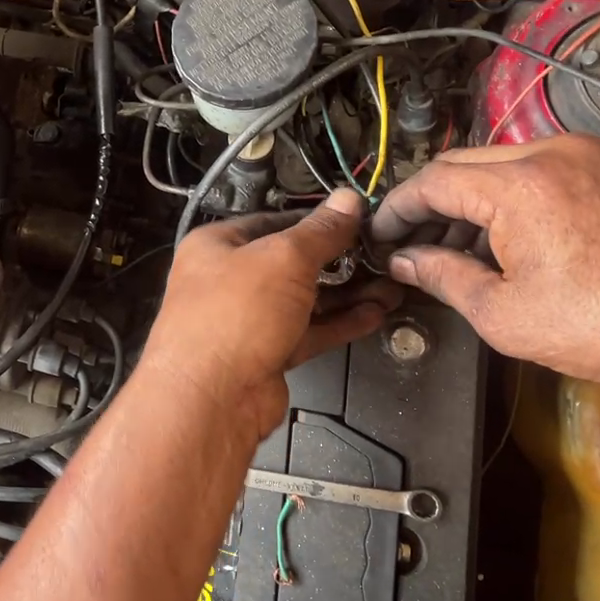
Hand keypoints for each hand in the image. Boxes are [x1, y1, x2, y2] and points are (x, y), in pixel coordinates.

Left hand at [141, 188, 401, 437]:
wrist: (211, 398)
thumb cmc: (231, 316)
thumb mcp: (283, 259)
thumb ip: (320, 232)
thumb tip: (347, 202)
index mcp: (216, 245)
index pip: (271, 221)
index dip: (313, 220)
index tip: (353, 218)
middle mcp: (227, 280)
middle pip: (290, 262)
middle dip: (337, 260)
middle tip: (378, 254)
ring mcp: (247, 320)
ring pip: (303, 299)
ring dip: (346, 293)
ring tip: (388, 285)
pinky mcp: (266, 354)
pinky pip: (308, 331)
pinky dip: (339, 323)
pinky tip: (372, 314)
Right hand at [369, 134, 599, 409]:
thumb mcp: (505, 314)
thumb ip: (443, 277)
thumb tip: (406, 262)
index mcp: (519, 184)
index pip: (431, 181)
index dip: (397, 209)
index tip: (379, 236)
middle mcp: (553, 153)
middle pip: (463, 165)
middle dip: (429, 203)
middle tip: (412, 244)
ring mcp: (591, 158)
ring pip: (501, 166)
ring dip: (469, 201)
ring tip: (457, 249)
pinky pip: (541, 172)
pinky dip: (510, 199)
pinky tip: (508, 241)